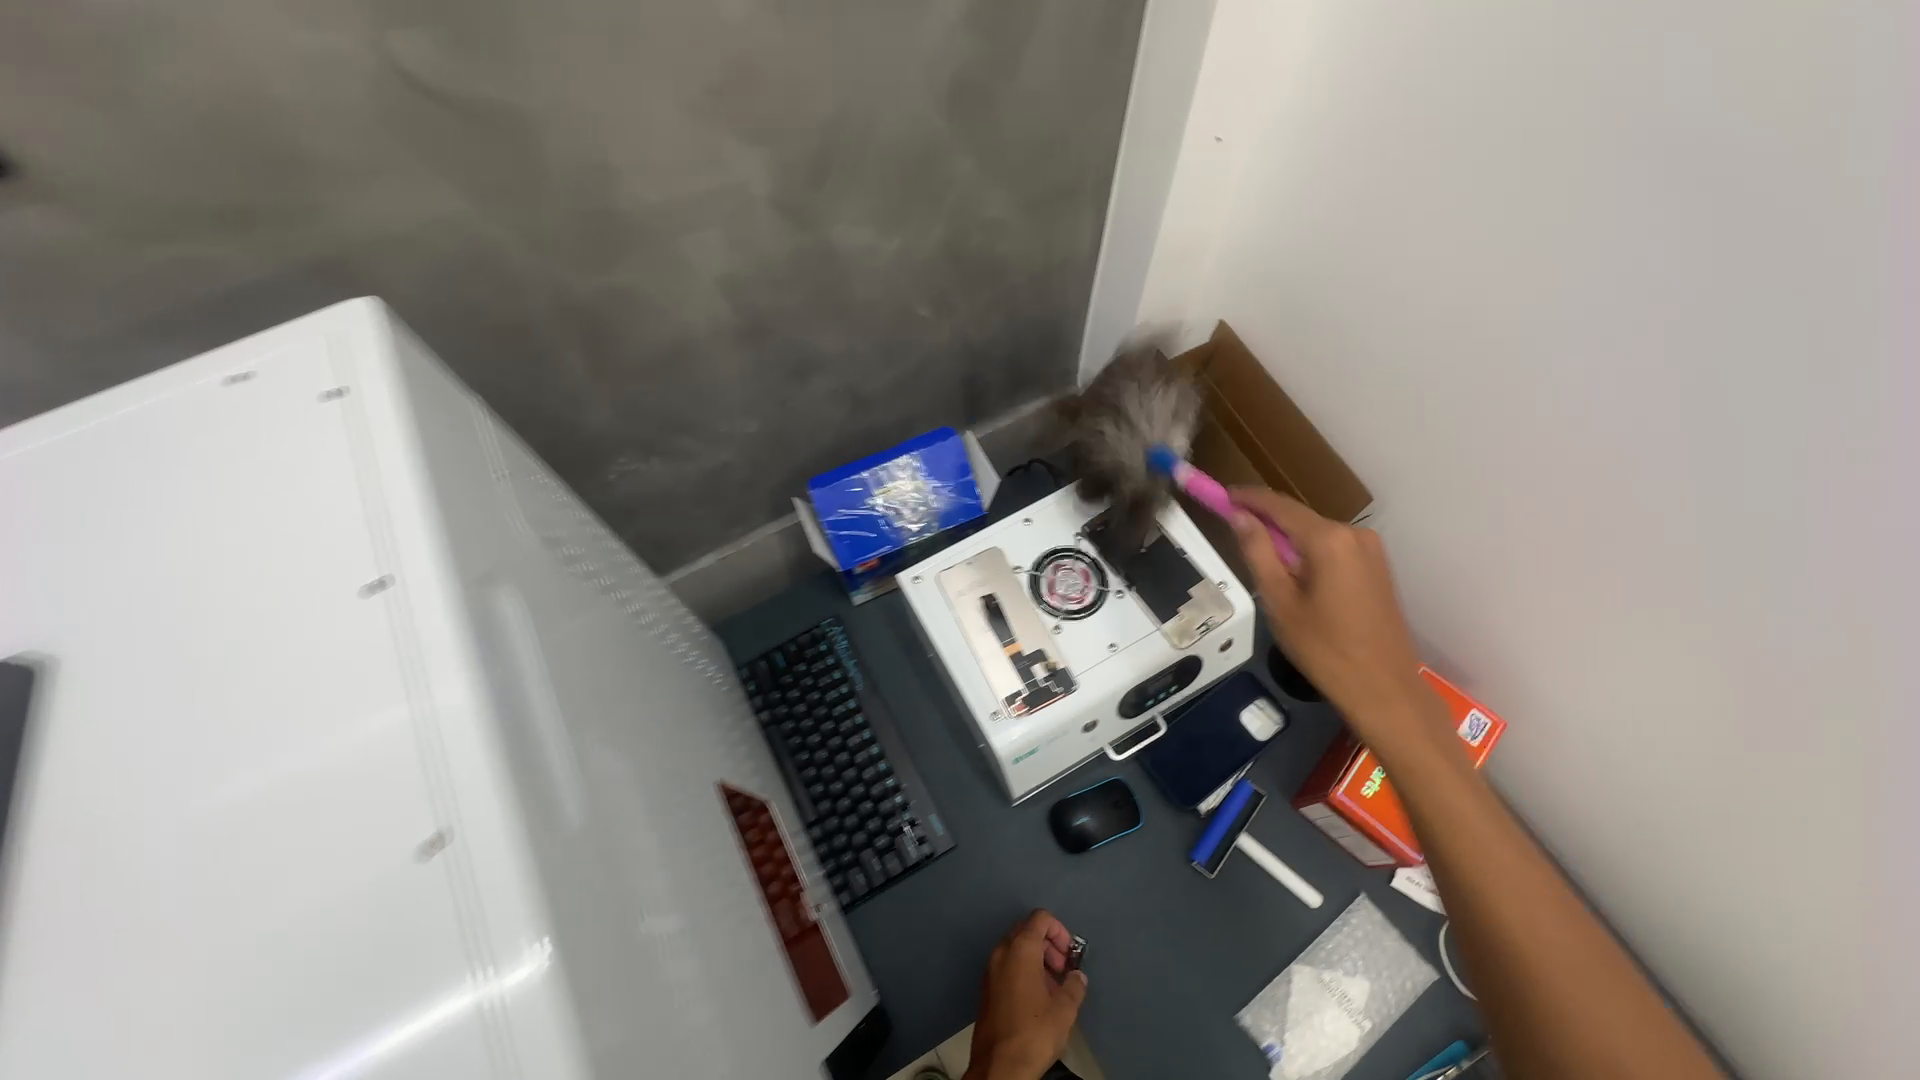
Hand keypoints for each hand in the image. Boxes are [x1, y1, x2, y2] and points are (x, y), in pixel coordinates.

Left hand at [964, 910, 1086, 1079]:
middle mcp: (1001, 951)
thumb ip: (1074, 985)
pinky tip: (1037, 997)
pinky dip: (1024, 969)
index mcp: (1020, 949)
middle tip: (1063, 971)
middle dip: (1049, 945)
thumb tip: (1077, 976)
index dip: (1060, 931)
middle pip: (1027, 930)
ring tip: (1053, 988)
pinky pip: (1007, 964)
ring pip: (1017, 948)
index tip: (1069, 955)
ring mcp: (990, 968)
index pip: (1040, 918)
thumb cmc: (1034, 1032)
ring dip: (1037, 958)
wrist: (999, 1066)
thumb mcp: (1064, 1009)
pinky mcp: (986, 986)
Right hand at [1226, 487, 1432, 741]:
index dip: (1246, 497)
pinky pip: (1333, 549)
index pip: (1278, 505)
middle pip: (1298, 518)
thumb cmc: (1323, 648)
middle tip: (1233, 535)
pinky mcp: (1377, 567)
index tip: (1218, 494)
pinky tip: (1295, 581)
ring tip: (1263, 570)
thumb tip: (1240, 516)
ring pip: (1315, 535)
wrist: (1383, 688)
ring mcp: (1370, 550)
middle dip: (1266, 523)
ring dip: (1287, 542)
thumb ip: (1257, 552)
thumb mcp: (1279, 601)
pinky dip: (1308, 555)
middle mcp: (1354, 534)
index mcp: (1328, 539)